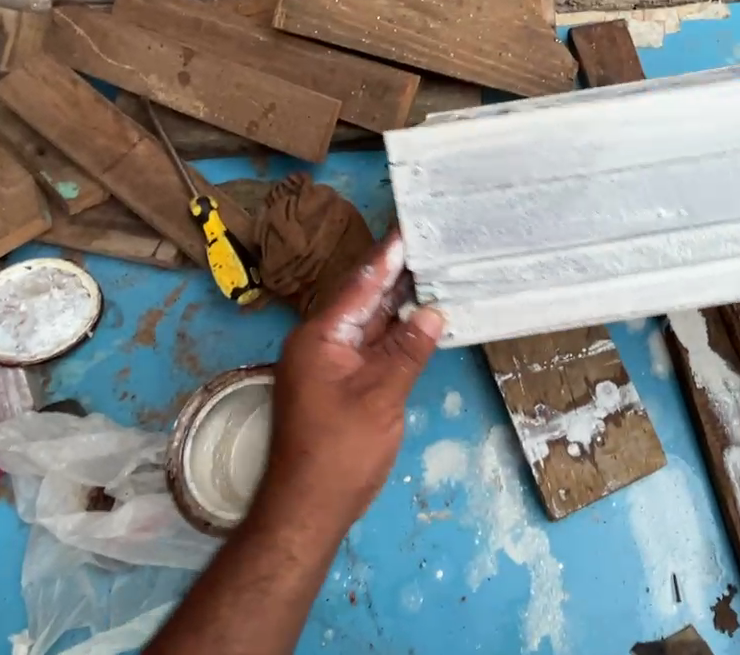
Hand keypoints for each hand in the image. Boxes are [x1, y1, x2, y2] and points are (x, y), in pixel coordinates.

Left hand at [257, 231, 443, 529]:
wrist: (307, 511)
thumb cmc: (340, 452)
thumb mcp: (380, 397)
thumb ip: (407, 350)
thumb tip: (433, 312)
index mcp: (321, 336)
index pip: (360, 285)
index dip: (388, 256)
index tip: (409, 227)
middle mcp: (321, 342)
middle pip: (364, 299)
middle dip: (397, 273)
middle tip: (431, 242)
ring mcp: (330, 363)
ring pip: (369, 323)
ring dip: (398, 302)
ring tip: (432, 269)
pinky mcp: (341, 383)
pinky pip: (371, 346)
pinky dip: (395, 332)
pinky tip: (419, 319)